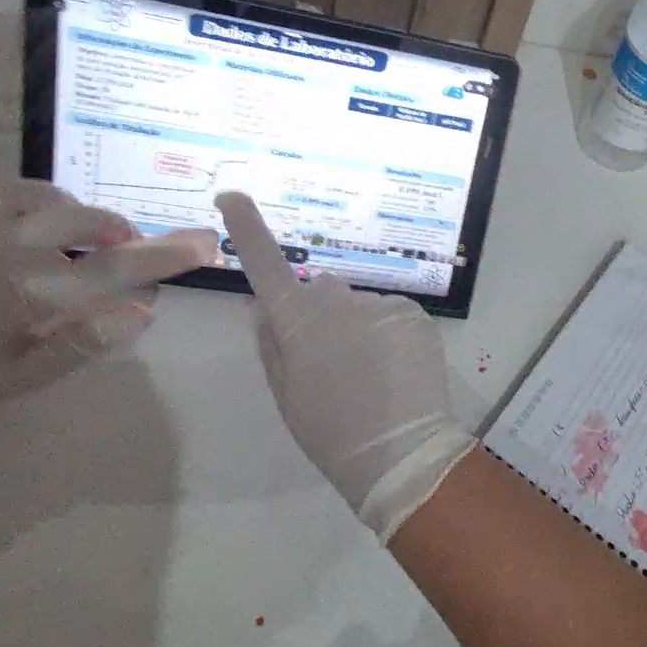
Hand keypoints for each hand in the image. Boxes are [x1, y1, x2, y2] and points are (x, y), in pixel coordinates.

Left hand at [0, 179, 215, 447]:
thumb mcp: (25, 375)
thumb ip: (86, 340)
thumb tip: (144, 309)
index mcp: (29, 292)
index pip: (119, 267)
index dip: (168, 254)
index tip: (205, 242)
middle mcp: (5, 248)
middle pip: (88, 220)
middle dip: (120, 232)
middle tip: (125, 250)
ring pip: (44, 194)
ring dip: (74, 211)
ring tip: (76, 232)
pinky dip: (21, 190)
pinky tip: (26, 209)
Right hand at [217, 191, 473, 541]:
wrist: (399, 451)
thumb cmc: (331, 431)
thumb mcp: (286, 395)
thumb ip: (272, 344)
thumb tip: (263, 306)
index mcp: (297, 321)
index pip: (265, 264)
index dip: (247, 227)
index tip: (232, 194)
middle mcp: (337, 299)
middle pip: (323, 292)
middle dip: (322, 314)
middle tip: (333, 363)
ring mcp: (379, 302)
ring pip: (361, 308)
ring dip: (361, 328)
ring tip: (371, 376)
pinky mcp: (414, 312)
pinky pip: (392, 315)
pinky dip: (391, 335)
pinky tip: (395, 370)